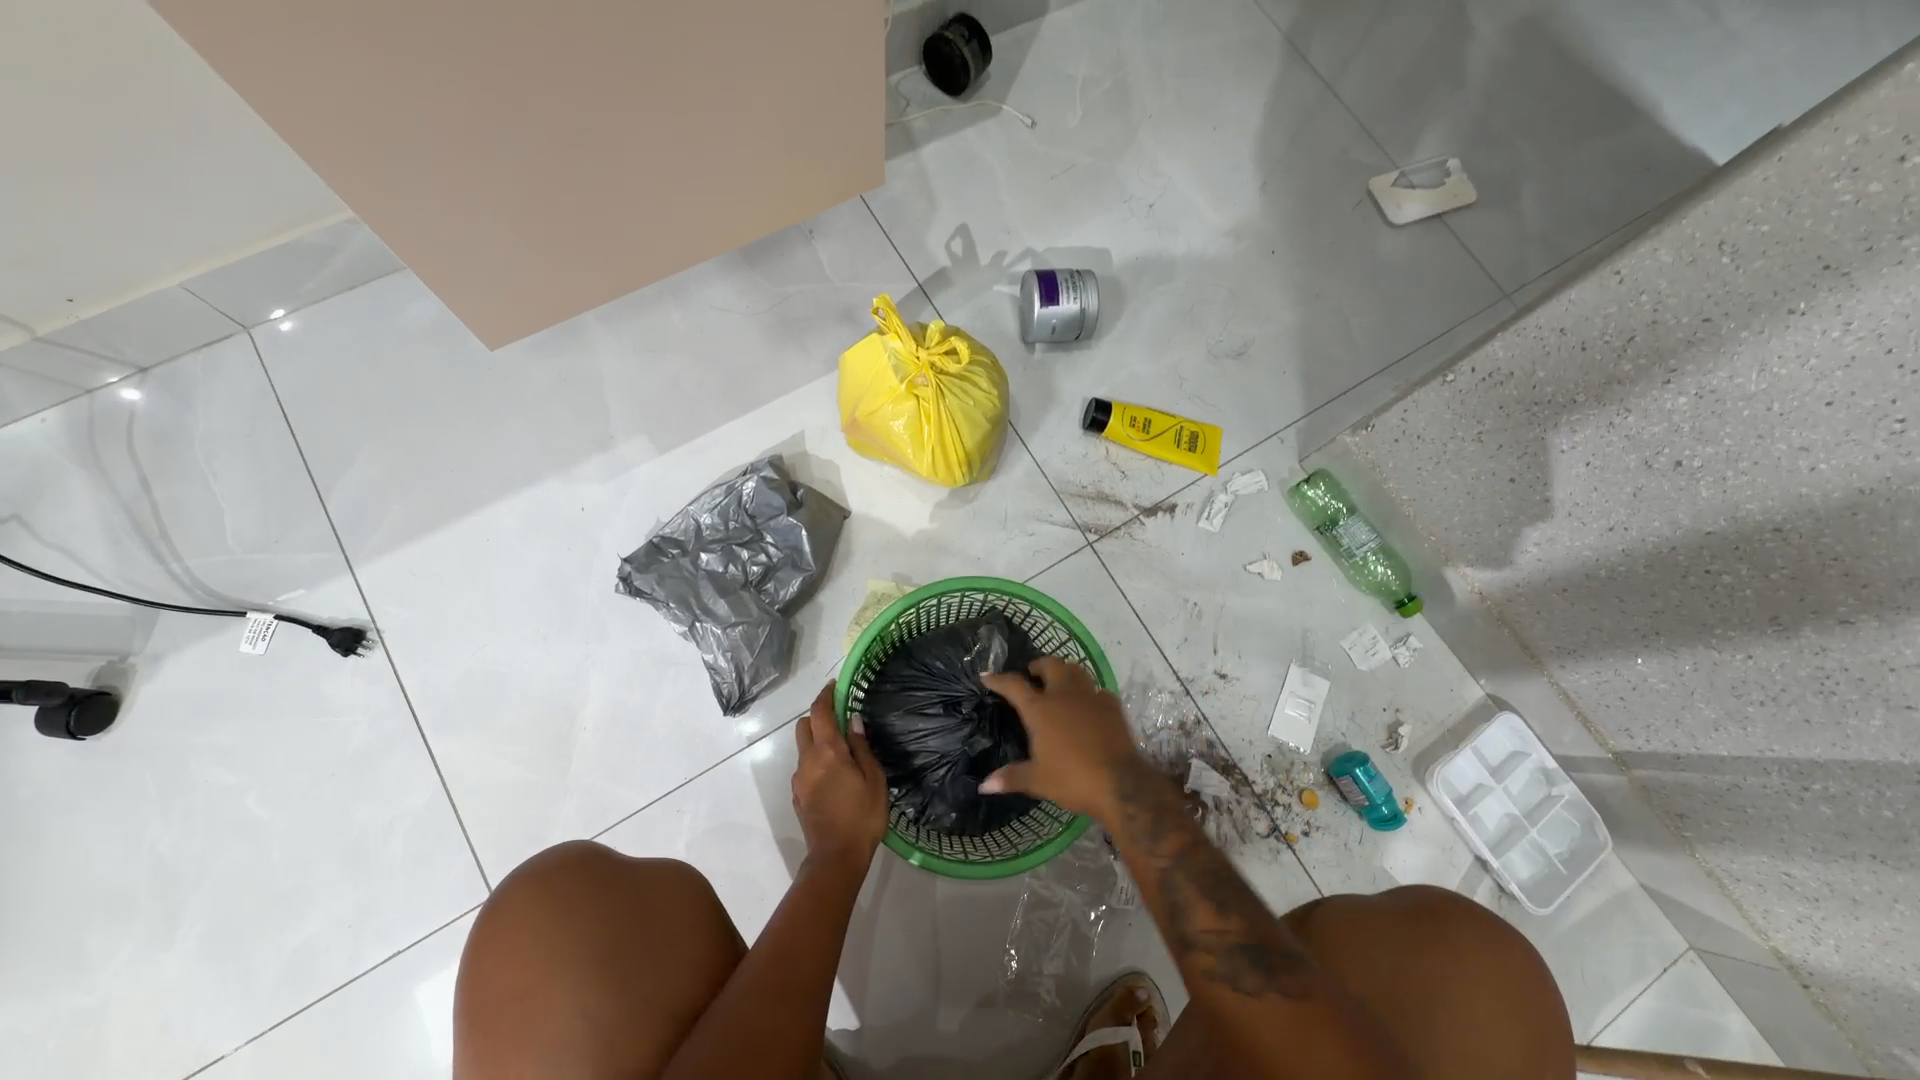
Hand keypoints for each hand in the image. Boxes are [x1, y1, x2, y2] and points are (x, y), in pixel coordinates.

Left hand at [792, 683, 888, 873]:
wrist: (836, 856)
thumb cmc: (862, 816)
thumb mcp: (874, 779)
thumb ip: (862, 747)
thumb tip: (854, 720)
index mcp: (828, 751)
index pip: (820, 712)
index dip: (825, 695)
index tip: (835, 686)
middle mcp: (808, 760)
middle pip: (804, 725)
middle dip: (818, 716)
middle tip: (840, 719)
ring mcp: (799, 778)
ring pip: (803, 747)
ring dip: (817, 740)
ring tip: (841, 752)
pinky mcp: (797, 795)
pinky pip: (805, 768)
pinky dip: (816, 761)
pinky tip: (834, 776)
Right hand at [980, 657, 1141, 822]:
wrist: (1120, 783)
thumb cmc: (1072, 779)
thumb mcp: (1037, 781)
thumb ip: (1010, 778)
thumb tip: (984, 785)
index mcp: (1040, 710)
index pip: (1014, 685)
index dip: (998, 679)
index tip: (987, 676)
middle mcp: (1064, 695)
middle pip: (1050, 665)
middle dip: (1037, 665)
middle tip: (1031, 674)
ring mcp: (1091, 697)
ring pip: (1076, 670)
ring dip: (1064, 671)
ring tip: (1058, 682)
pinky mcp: (1112, 705)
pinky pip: (1097, 690)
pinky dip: (1088, 692)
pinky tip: (1087, 704)